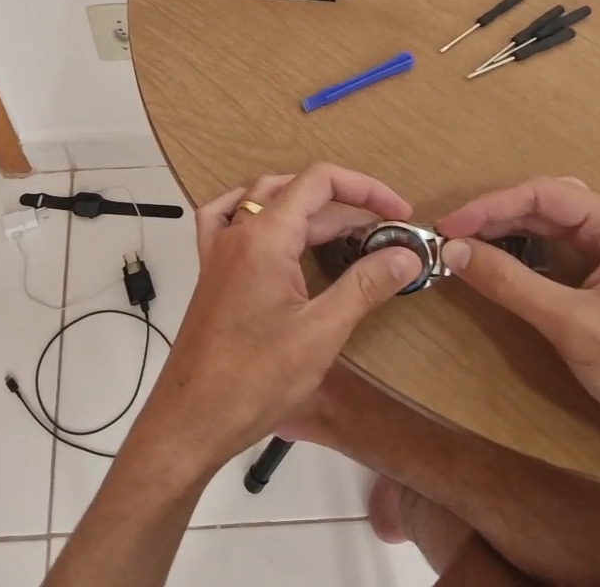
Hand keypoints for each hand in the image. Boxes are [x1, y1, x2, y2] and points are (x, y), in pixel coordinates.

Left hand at [134, 163, 421, 471]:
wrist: (192, 418)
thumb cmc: (254, 379)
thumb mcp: (321, 332)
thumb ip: (365, 286)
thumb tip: (406, 255)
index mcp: (263, 237)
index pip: (319, 181)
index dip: (365, 189)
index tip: (399, 213)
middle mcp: (237, 233)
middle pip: (296, 191)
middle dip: (345, 205)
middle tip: (383, 236)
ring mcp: (219, 251)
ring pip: (265, 201)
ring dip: (307, 207)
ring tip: (345, 230)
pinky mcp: (212, 272)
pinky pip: (229, 219)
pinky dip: (257, 212)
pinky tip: (275, 227)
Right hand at [437, 177, 599, 454]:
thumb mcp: (571, 325)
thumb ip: (509, 282)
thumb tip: (452, 251)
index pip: (546, 195)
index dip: (491, 206)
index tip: (448, 226)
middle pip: (552, 205)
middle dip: (499, 216)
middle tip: (454, 236)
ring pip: (559, 227)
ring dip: (514, 233)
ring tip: (471, 246)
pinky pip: (569, 251)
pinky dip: (533, 254)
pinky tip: (508, 264)